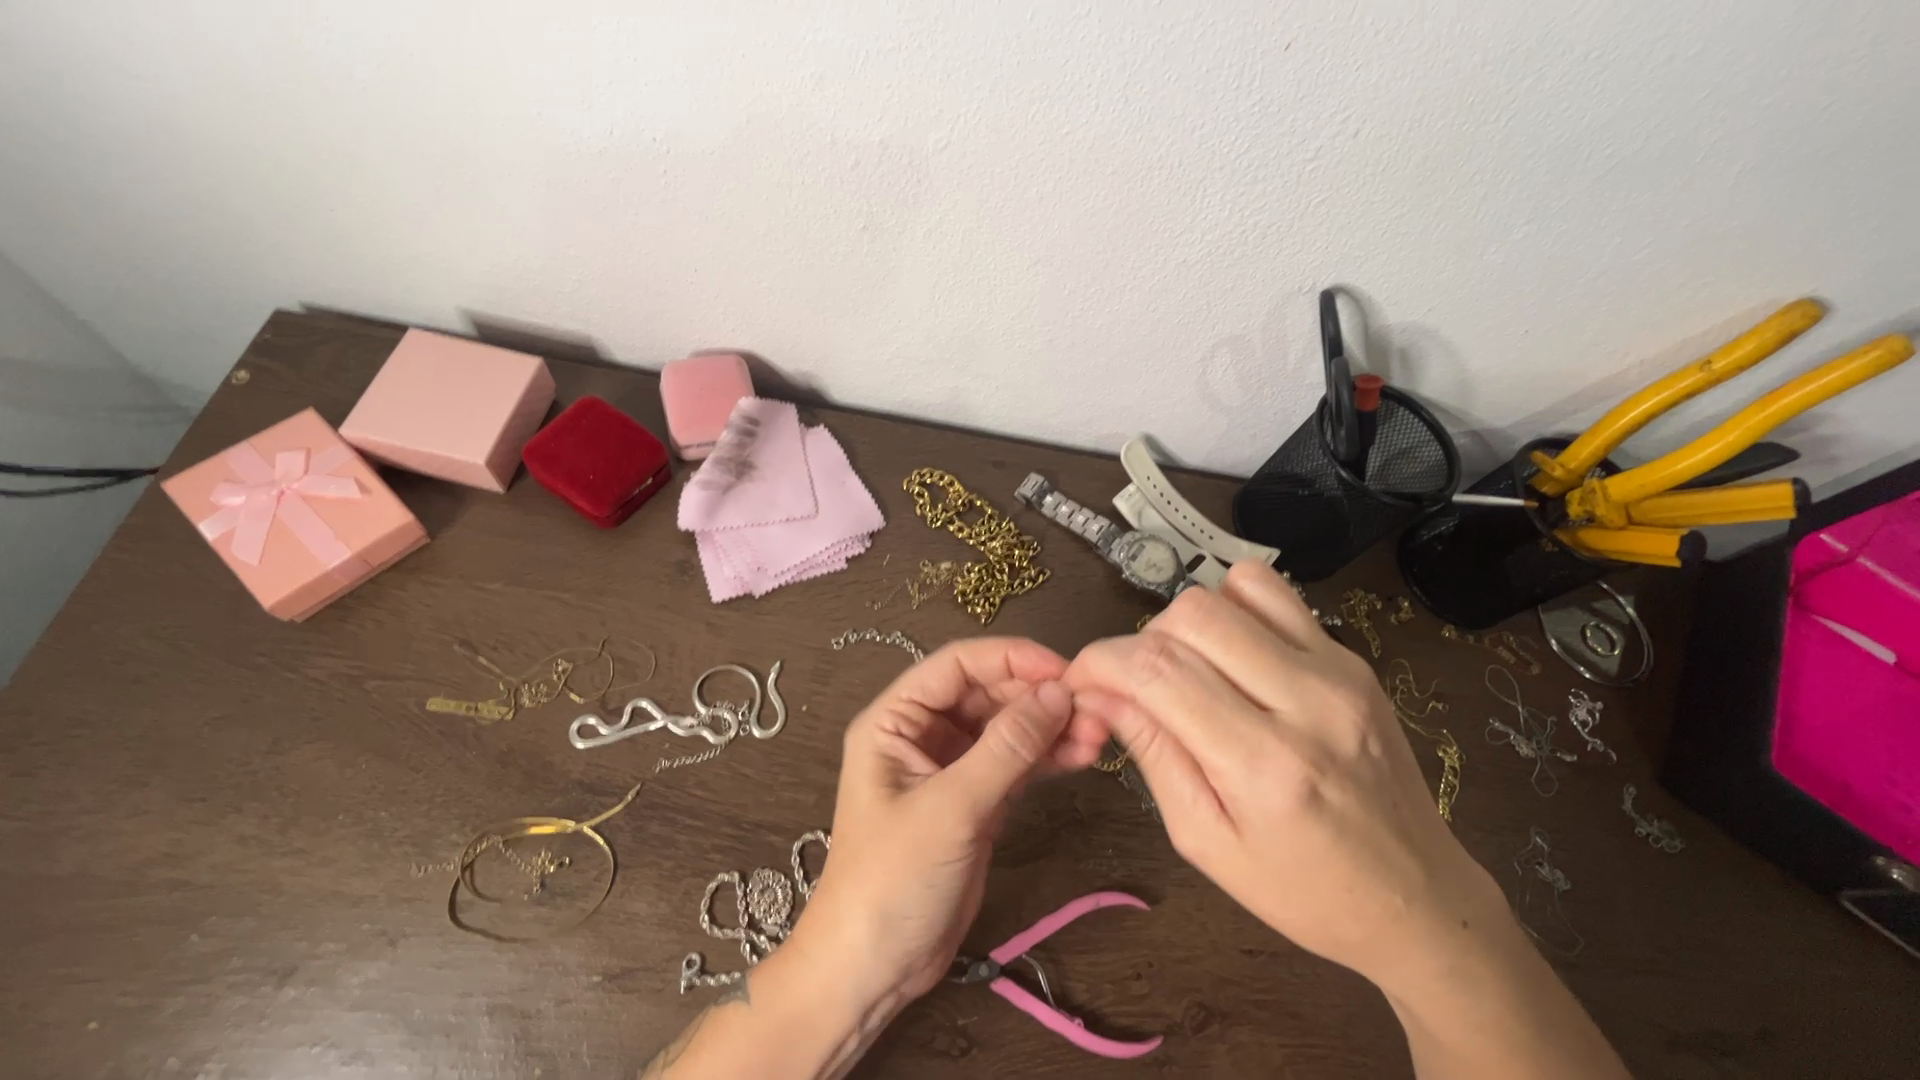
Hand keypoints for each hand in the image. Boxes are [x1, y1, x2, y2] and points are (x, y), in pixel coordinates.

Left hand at [790, 637, 1107, 1012]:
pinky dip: (1047, 759)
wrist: (872, 968)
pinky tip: (1083, 757)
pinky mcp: (974, 802)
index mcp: (894, 720)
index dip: (1011, 658)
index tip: (1065, 670)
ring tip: (1100, 734)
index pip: (956, 665)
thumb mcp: (950, 809)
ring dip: (1050, 728)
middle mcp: (921, 735)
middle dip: (1038, 696)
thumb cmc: (892, 880)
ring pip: (1006, 729)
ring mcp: (950, 769)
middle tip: (1094, 707)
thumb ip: (1005, 748)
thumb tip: (1059, 693)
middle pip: (987, 694)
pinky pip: (1015, 766)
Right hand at [1064, 563, 1505, 989]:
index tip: (1080, 683)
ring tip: (1190, 671)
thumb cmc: (1302, 889)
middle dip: (1141, 642)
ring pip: (1231, 590)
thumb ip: (1152, 754)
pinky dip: (1235, 611)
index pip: (1156, 670)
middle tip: (1138, 688)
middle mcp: (1306, 701)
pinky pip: (1276, 595)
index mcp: (1262, 764)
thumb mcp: (1206, 841)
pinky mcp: (1354, 658)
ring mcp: (1339, 670)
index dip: (1099, 662)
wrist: (1416, 897)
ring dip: (1189, 623)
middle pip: (1190, 616)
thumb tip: (1096, 692)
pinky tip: (1235, 658)